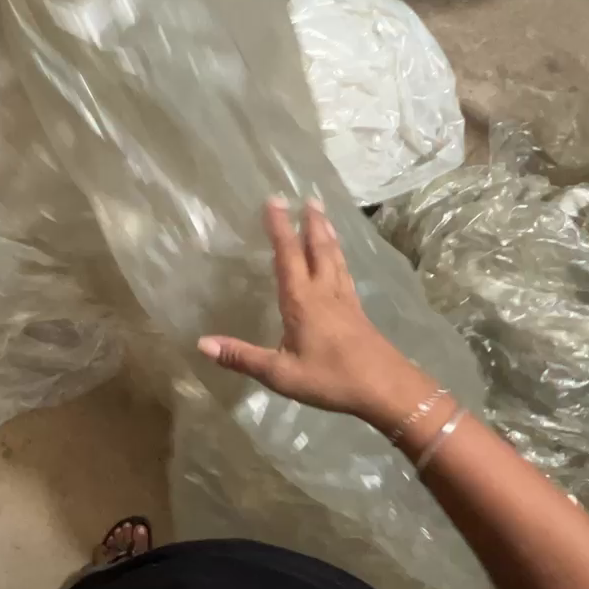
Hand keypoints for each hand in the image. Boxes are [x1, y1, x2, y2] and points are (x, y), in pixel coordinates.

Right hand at [197, 198, 446, 435]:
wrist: (386, 390)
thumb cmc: (331, 379)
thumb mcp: (280, 374)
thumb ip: (241, 357)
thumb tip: (201, 343)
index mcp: (302, 301)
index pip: (287, 256)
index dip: (279, 228)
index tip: (273, 201)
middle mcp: (324, 293)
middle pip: (317, 249)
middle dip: (310, 223)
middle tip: (307, 199)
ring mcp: (345, 301)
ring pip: (335, 259)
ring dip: (327, 235)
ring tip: (323, 216)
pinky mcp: (358, 313)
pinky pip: (345, 274)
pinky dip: (339, 258)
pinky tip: (340, 261)